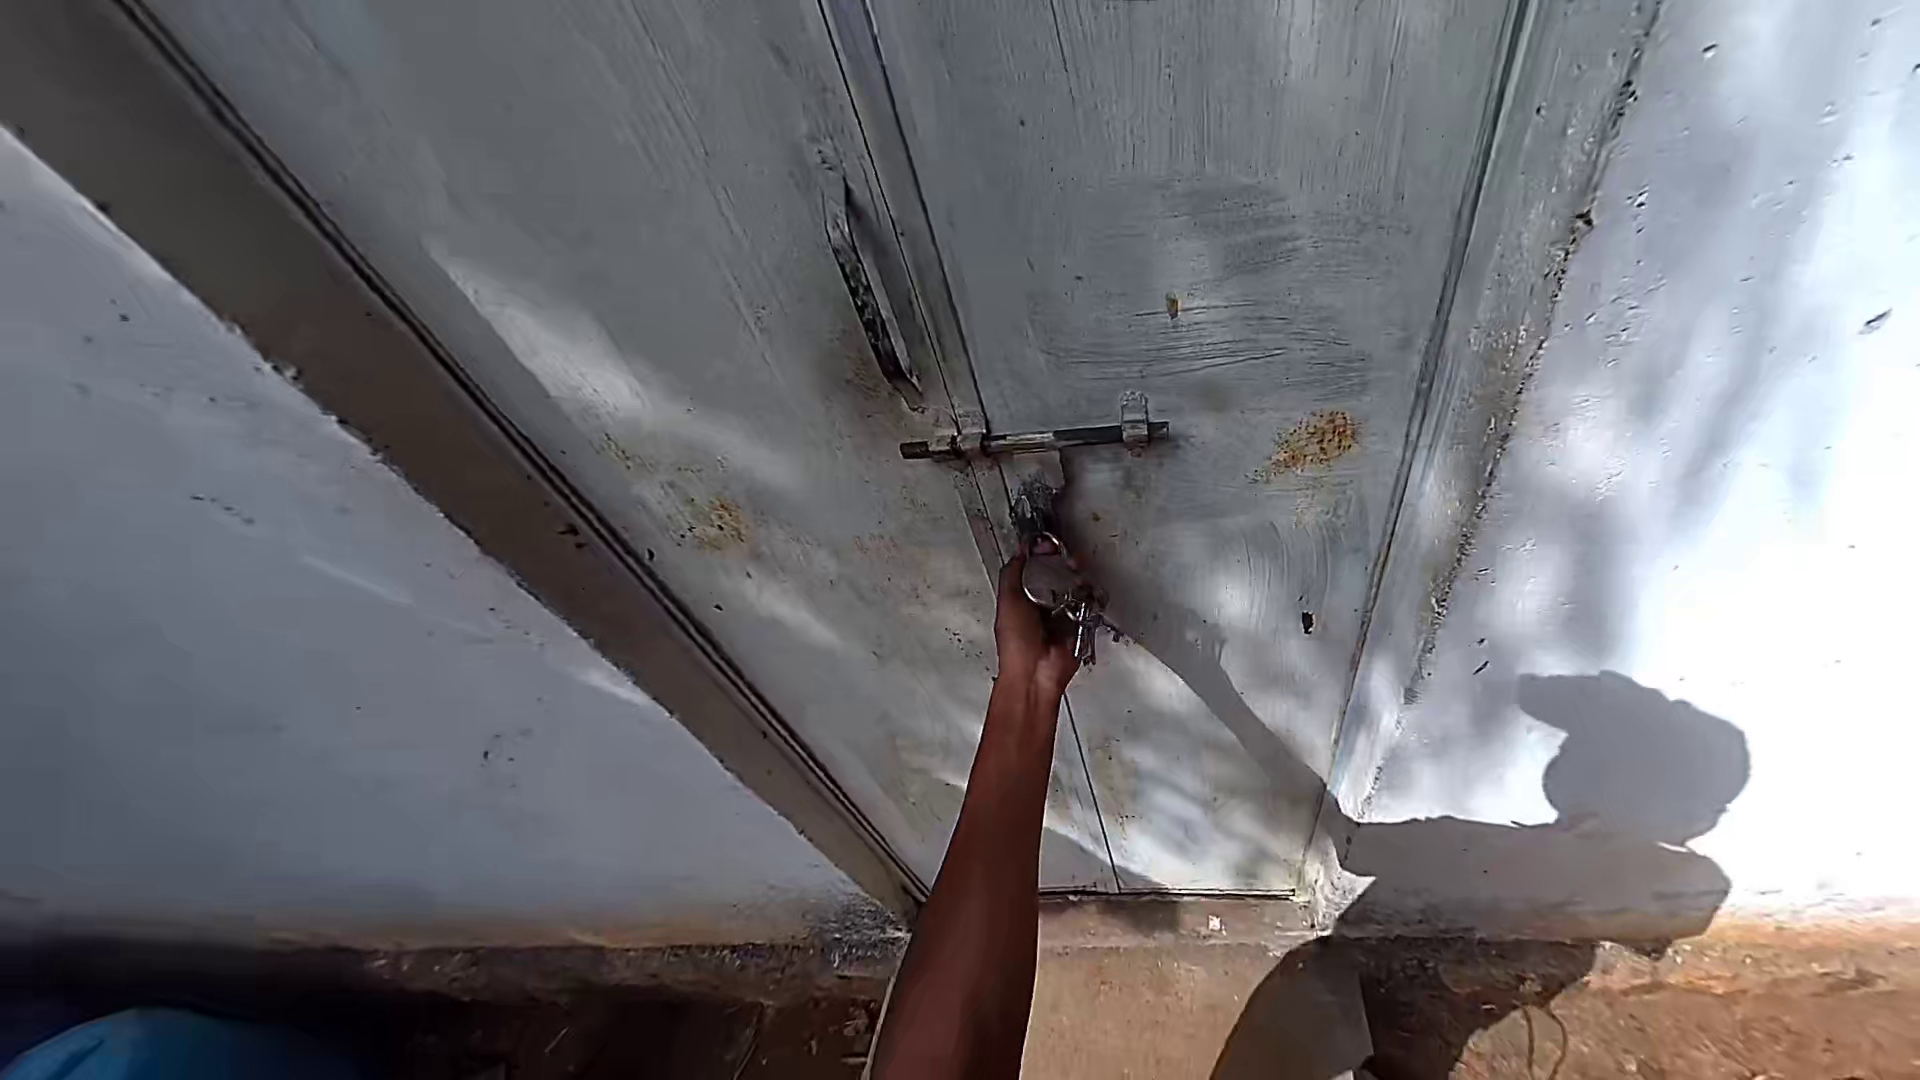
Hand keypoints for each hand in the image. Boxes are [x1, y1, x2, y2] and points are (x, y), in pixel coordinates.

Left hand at [995, 541, 1080, 701]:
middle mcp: (1043, 604)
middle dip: (1064, 563)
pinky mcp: (1080, 624)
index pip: (1035, 567)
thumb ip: (1012, 572)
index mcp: (1022, 597)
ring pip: (1075, 587)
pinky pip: (1089, 604)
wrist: (1035, 672)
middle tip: (1068, 558)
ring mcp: (1063, 614)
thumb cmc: (1016, 643)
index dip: (1042, 554)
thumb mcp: (1008, 599)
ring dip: (1078, 578)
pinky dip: (1090, 597)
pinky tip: (1086, 592)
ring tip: (1078, 574)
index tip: (1048, 545)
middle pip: (1058, 574)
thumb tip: (1020, 550)